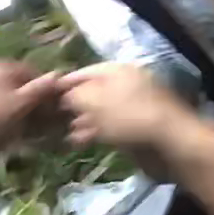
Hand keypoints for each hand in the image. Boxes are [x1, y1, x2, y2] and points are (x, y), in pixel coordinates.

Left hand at [0, 60, 59, 171]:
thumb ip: (42, 89)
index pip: (29, 72)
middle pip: (13, 86)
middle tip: (40, 124)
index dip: (45, 90)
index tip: (55, 110)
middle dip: (29, 103)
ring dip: (14, 114)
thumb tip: (60, 74)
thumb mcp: (22, 105)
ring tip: (20, 134)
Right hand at [58, 63, 198, 152]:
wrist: (170, 143)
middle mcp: (125, 85)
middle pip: (92, 92)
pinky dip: (94, 132)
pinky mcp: (136, 129)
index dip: (64, 84)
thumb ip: (75, 96)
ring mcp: (132, 108)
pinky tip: (78, 142)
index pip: (84, 72)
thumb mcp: (95, 101)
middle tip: (49, 119)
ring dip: (81, 121)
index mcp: (117, 70)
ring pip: (100, 112)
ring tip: (60, 132)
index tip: (43, 96)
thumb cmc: (130, 116)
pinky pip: (110, 127)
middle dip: (71, 105)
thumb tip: (64, 96)